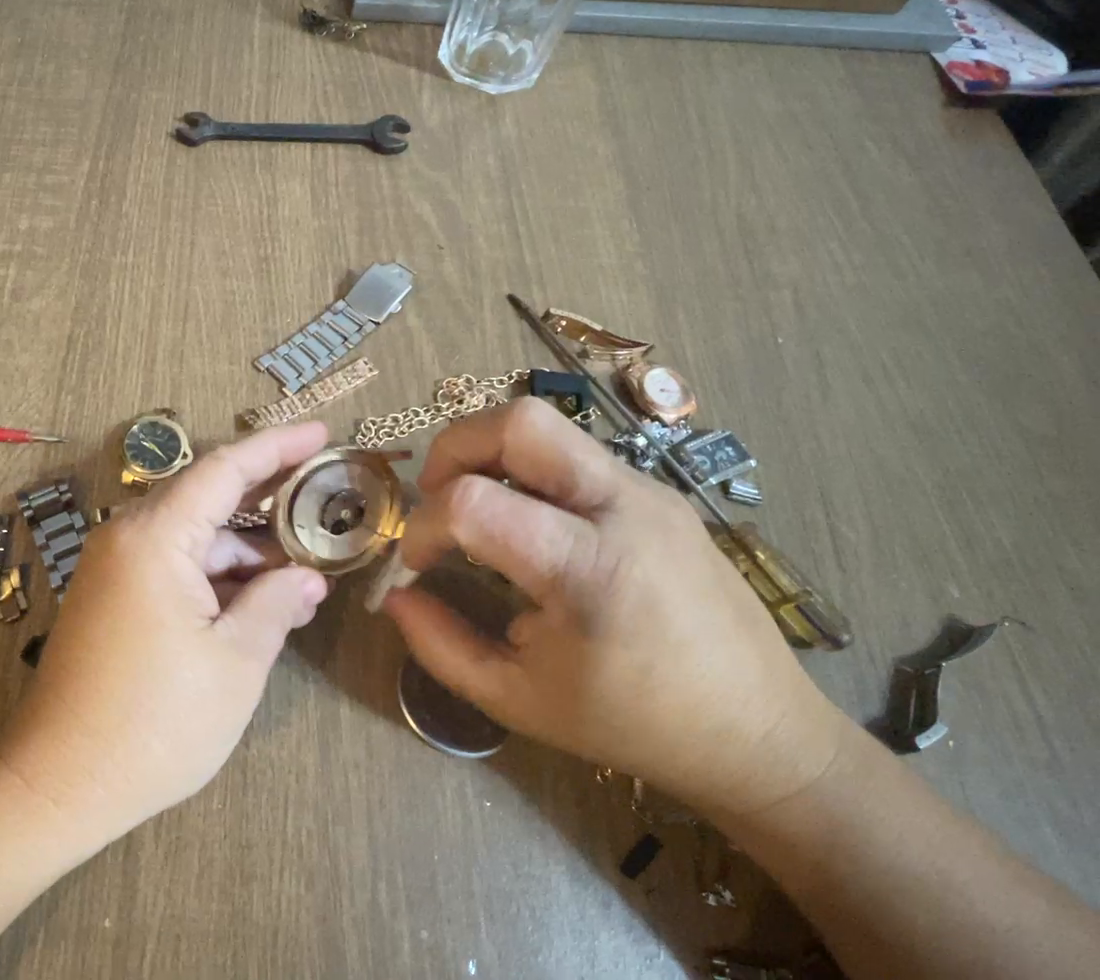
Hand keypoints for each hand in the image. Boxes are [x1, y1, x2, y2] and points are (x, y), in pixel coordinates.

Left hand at [0, 422, 331, 841]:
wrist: (60, 782)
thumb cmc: (156, 721)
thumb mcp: (235, 661)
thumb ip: (275, 603)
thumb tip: (306, 576)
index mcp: (154, 538)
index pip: (224, 469)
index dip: (276, 447)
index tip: (321, 433)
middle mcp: (125, 539)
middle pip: (206, 501)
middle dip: (267, 506)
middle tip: (323, 508)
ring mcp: (112, 571)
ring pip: (191, 541)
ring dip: (244, 555)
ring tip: (303, 582)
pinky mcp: (109, 602)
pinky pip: (170, 569)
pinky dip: (214, 580)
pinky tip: (256, 606)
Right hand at [382, 398, 850, 814]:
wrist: (760, 732)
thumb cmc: (632, 724)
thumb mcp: (516, 699)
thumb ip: (439, 644)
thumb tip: (395, 594)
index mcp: (589, 570)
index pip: (473, 503)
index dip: (422, 527)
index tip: (418, 565)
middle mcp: (624, 509)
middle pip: (520, 422)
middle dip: (453, 447)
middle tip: (433, 497)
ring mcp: (649, 492)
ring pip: (548, 427)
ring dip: (489, 454)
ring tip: (474, 507)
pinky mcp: (659, 494)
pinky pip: (575, 455)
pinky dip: (527, 471)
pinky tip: (525, 525)